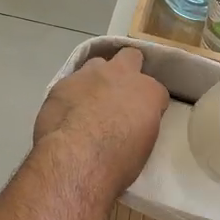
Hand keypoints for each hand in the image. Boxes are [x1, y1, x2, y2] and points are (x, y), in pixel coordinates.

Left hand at [35, 47, 168, 198]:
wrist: (75, 159)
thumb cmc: (117, 162)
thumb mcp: (143, 148)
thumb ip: (140, 125)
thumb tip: (131, 125)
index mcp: (148, 92)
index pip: (156, 91)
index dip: (149, 104)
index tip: (142, 118)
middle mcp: (121, 74)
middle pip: (131, 57)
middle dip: (128, 69)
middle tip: (120, 93)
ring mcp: (90, 74)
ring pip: (97, 64)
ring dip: (97, 78)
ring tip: (89, 101)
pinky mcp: (63, 82)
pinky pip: (71, 82)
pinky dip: (72, 94)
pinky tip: (66, 111)